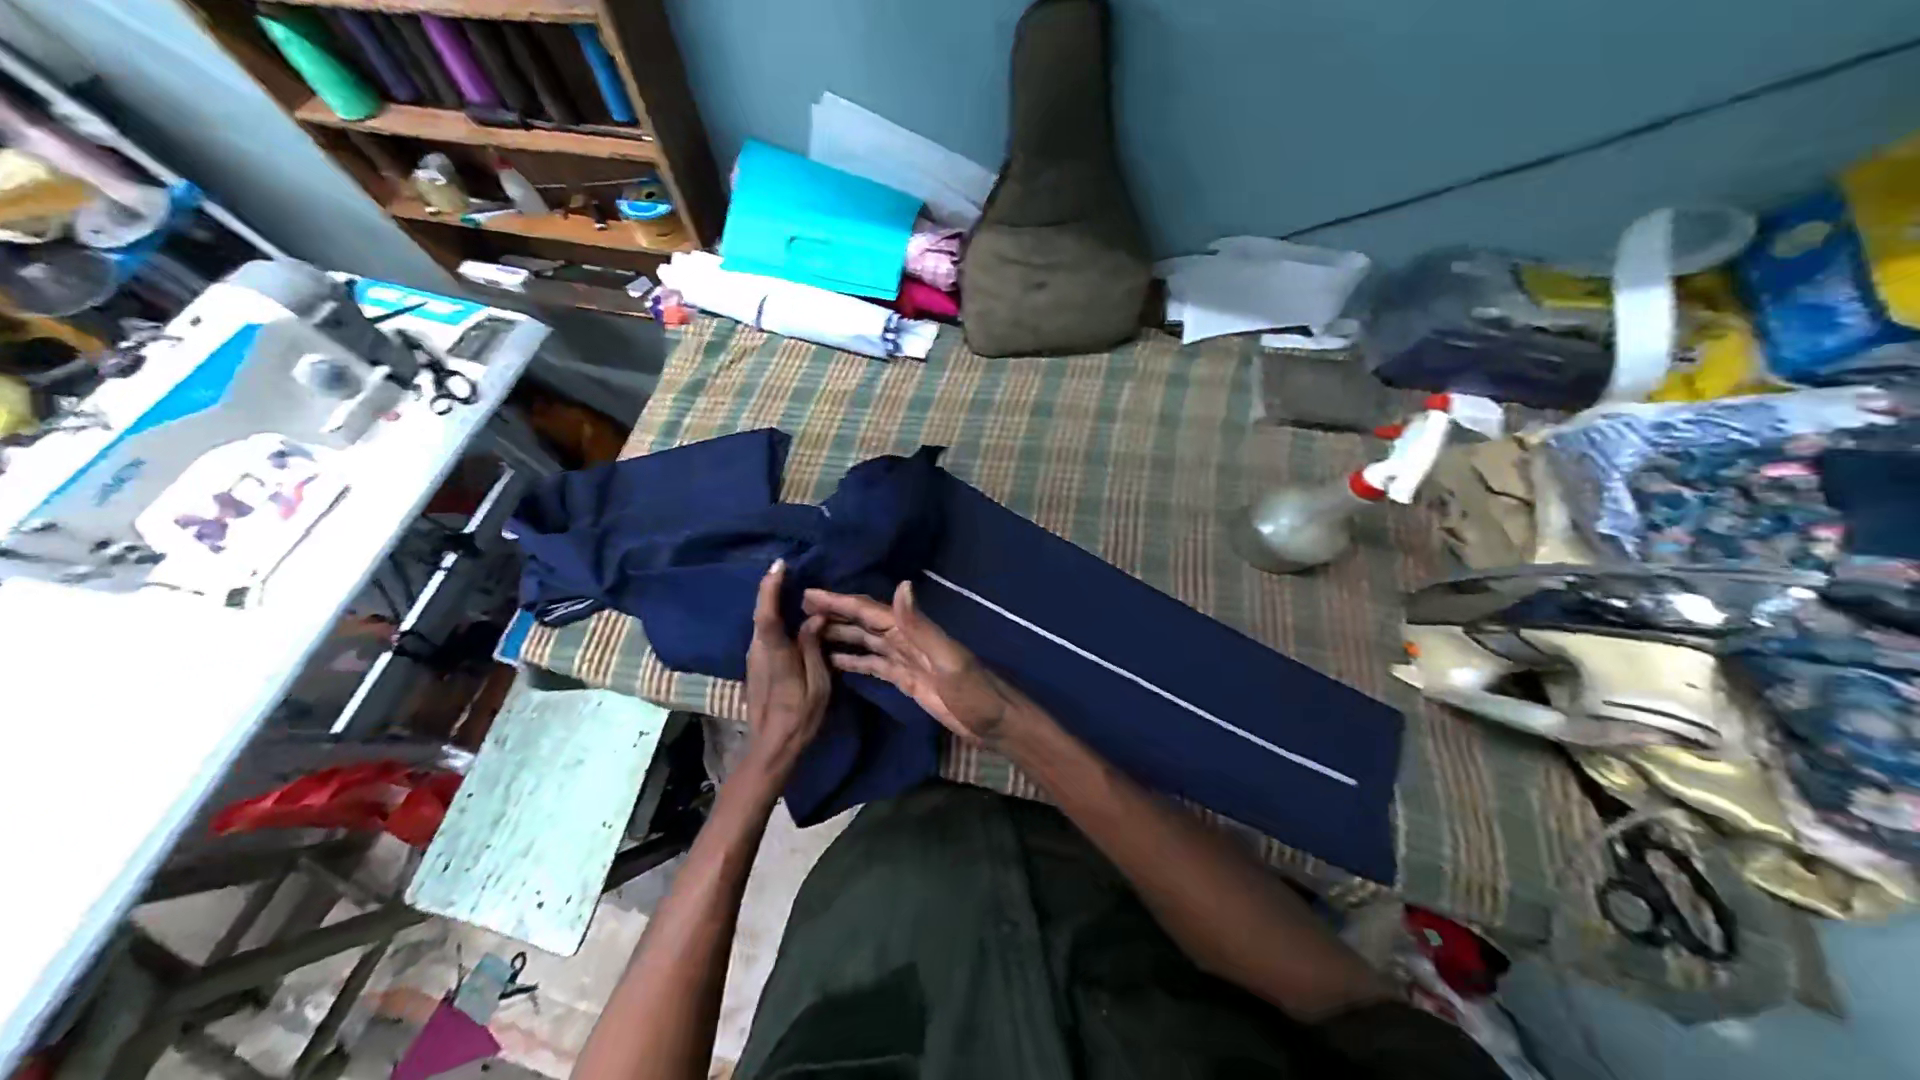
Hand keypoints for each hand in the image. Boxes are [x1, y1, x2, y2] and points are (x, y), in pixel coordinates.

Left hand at [744, 559, 829, 771]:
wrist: (772, 746)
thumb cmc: (799, 716)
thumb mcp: (818, 682)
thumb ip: (814, 647)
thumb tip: (815, 618)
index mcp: (774, 652)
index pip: (768, 612)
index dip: (771, 587)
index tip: (779, 564)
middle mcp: (757, 650)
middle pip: (762, 612)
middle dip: (773, 589)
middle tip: (789, 569)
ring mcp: (753, 658)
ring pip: (762, 623)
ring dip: (774, 603)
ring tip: (792, 588)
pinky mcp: (756, 665)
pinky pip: (765, 634)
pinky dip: (775, 619)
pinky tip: (791, 619)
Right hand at [803, 580, 1029, 743]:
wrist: (993, 722)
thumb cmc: (974, 691)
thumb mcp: (947, 659)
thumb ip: (920, 626)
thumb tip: (900, 586)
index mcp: (913, 630)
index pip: (869, 611)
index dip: (840, 601)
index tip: (809, 594)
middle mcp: (906, 639)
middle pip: (863, 623)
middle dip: (834, 614)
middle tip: (799, 610)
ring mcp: (906, 660)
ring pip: (866, 642)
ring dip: (840, 635)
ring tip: (808, 633)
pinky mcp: (906, 680)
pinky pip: (875, 664)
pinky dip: (854, 660)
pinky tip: (834, 662)